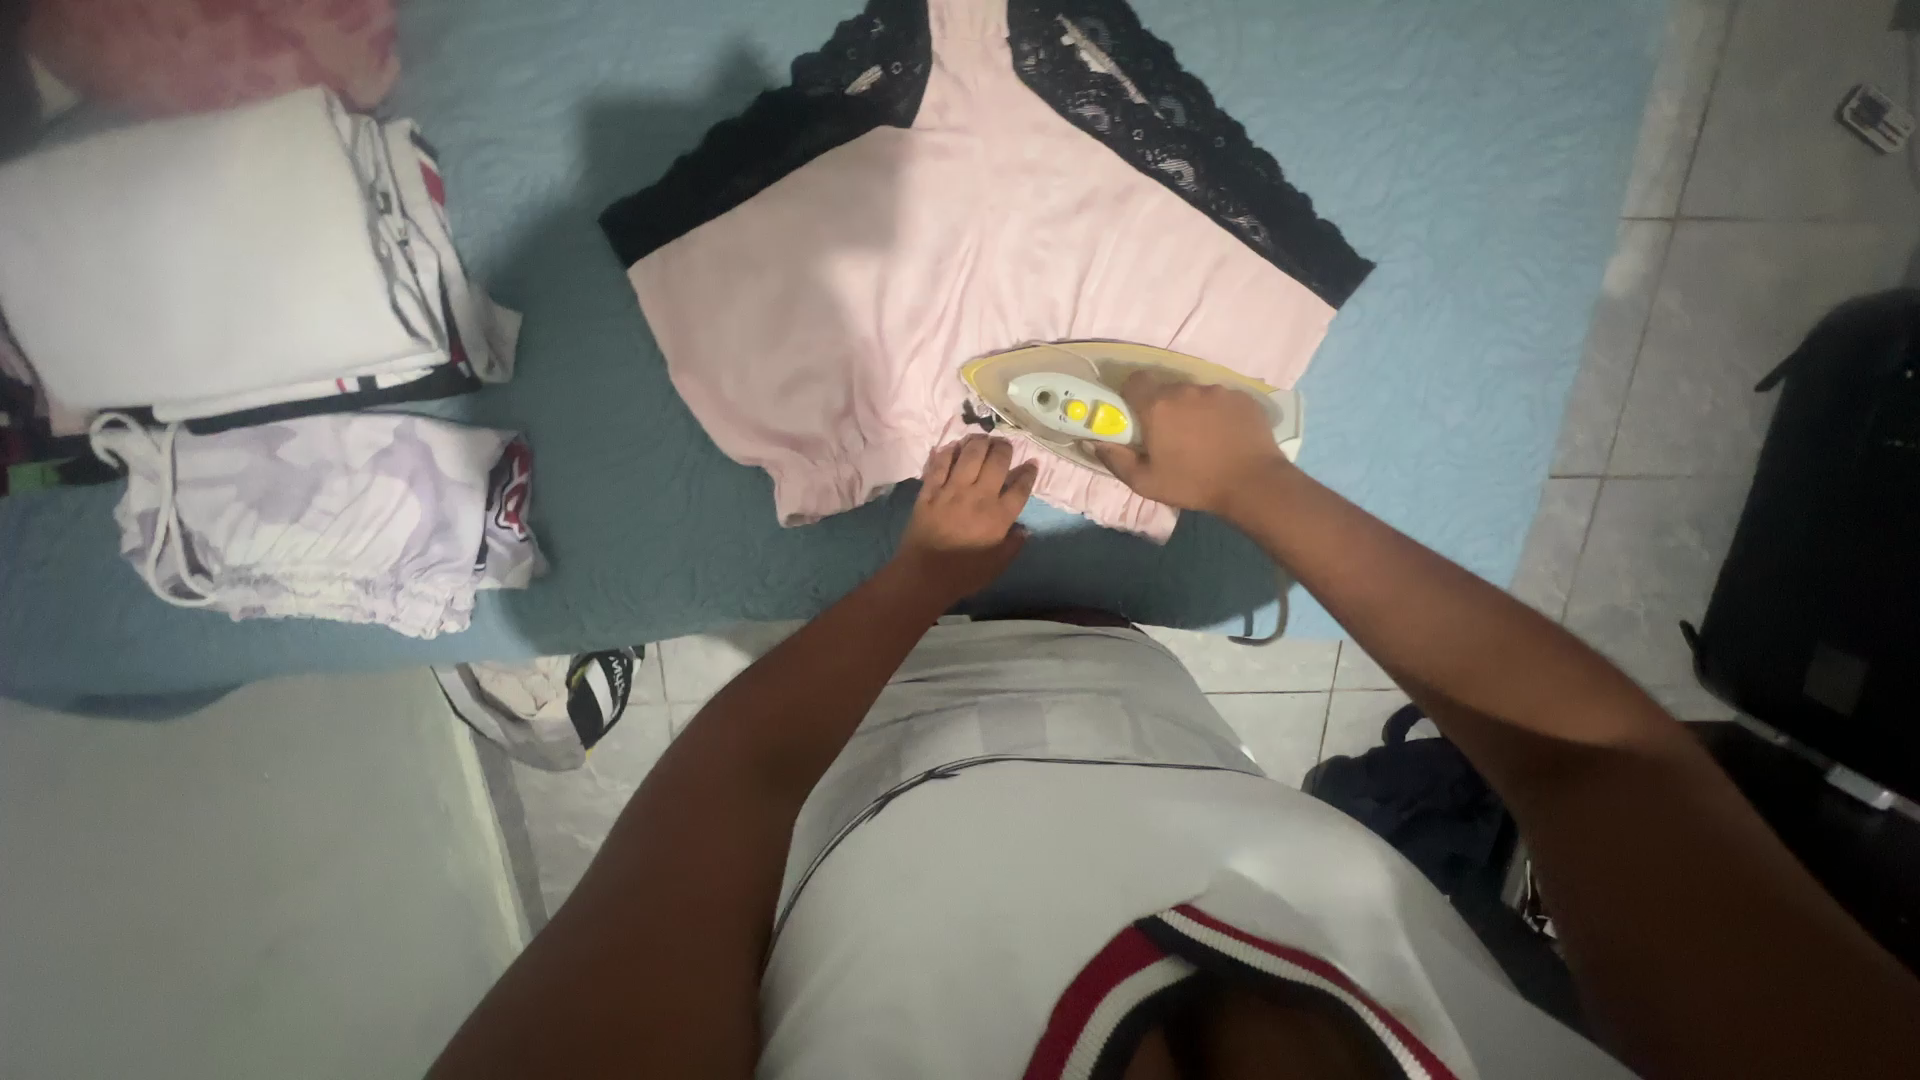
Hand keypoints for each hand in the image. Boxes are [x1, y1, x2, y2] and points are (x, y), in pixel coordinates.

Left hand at [894, 435, 1037, 599]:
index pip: (1020, 486)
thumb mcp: (997, 566)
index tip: (1031, 464)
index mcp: (999, 516)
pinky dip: (948, 452)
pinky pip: (940, 463)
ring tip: (982, 439)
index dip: (1028, 472)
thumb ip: (1013, 545)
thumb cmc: (964, 575)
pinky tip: (954, 447)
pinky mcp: (930, 490)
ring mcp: (952, 490)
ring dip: (979, 442)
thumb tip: (1025, 529)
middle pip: (997, 461)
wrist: (924, 576)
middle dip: (1004, 448)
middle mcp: (979, 496)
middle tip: (1004, 445)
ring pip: (970, 454)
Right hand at [1093, 372, 1291, 519]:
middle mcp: (1186, 389)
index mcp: (1158, 406)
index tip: (1134, 414)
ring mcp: (1218, 391)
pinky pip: (1221, 400)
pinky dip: (1218, 413)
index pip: (1134, 380)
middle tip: (1169, 435)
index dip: (1131, 394)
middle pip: (1166, 389)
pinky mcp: (1243, 397)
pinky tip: (1224, 436)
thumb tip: (1093, 441)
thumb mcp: (1145, 482)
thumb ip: (1115, 459)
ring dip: (1192, 410)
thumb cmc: (1193, 484)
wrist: (1253, 484)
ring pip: (1195, 394)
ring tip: (1202, 438)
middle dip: (1163, 406)